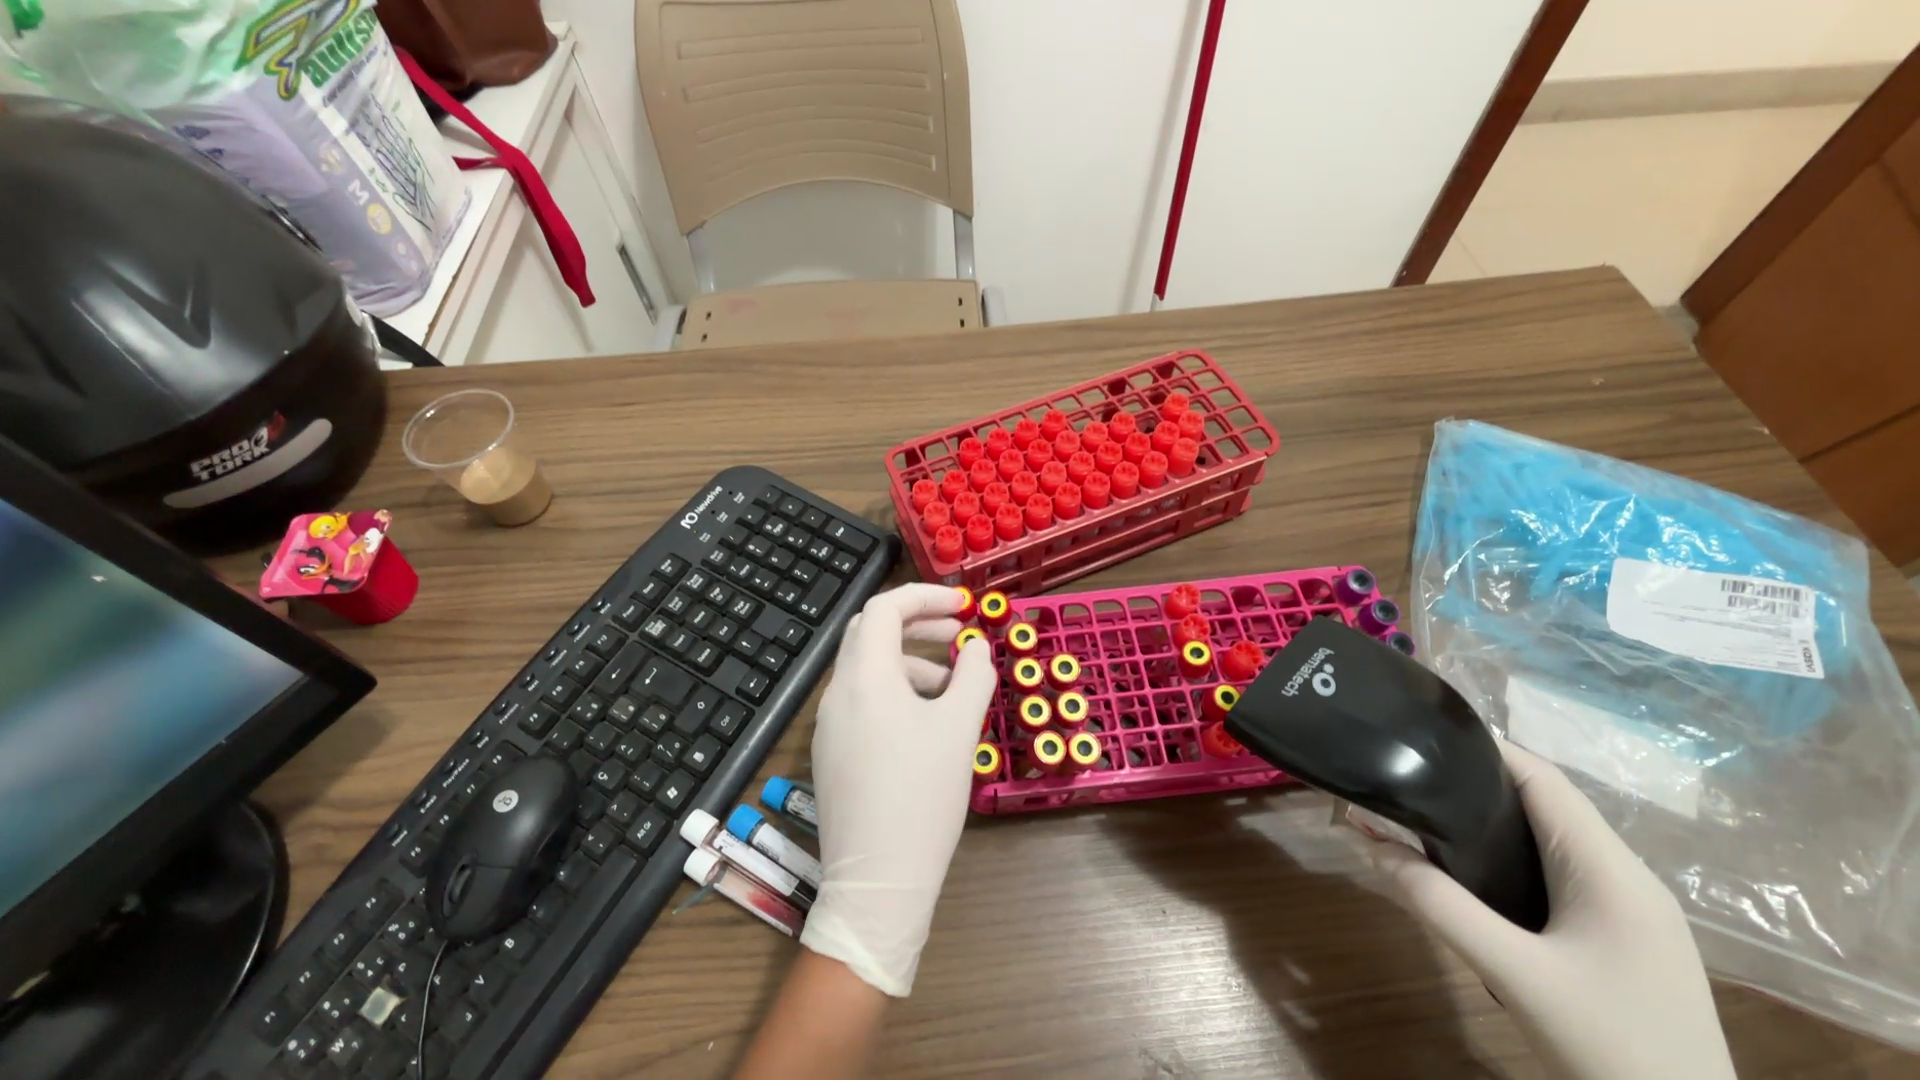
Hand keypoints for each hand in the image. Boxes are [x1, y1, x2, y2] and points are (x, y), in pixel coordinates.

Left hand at [800, 583, 995, 996]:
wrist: (878, 881)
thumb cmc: (923, 797)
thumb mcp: (959, 730)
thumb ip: (973, 675)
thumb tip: (975, 647)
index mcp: (864, 679)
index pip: (884, 609)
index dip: (925, 596)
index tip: (964, 606)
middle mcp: (838, 694)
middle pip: (870, 634)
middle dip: (917, 625)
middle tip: (960, 635)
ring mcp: (829, 726)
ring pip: (868, 671)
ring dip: (911, 663)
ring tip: (954, 687)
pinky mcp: (831, 754)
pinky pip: (862, 703)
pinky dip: (895, 693)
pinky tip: (927, 724)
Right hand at [1373, 741, 1735, 1079]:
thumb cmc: (1609, 1045)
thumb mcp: (1514, 975)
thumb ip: (1441, 907)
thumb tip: (1372, 845)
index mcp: (1611, 869)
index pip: (1543, 779)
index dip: (1483, 747)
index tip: (1418, 735)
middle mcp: (1625, 876)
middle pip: (1543, 806)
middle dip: (1471, 786)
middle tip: (1403, 780)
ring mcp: (1628, 910)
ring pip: (1548, 843)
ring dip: (1487, 826)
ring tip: (1420, 819)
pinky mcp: (1620, 938)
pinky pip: (1557, 876)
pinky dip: (1506, 860)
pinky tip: (1469, 875)